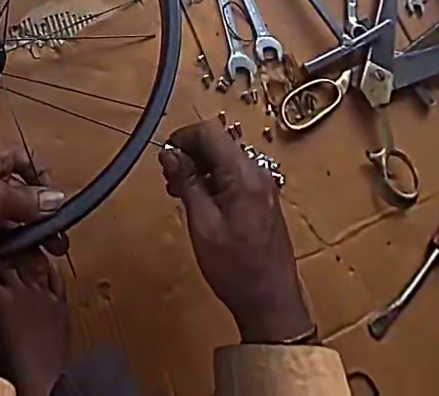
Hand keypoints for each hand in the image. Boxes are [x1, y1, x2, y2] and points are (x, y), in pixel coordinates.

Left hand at [0, 139, 65, 294]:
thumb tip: (58, 198)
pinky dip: (3, 253)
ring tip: (41, 265)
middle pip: (17, 194)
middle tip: (59, 247)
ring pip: (4, 222)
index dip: (43, 179)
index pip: (24, 159)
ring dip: (24, 242)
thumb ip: (27, 200)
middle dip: (39, 219)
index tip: (59, 207)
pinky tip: (18, 270)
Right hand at [160, 122, 311, 343]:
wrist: (272, 307)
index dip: (182, 137)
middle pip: (217, 142)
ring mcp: (263, 186)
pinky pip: (232, 173)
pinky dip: (212, 178)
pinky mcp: (262, 199)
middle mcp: (257, 173)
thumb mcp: (202, 223)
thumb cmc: (235, 268)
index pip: (209, 132)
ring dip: (199, 165)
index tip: (165, 158)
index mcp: (244, 175)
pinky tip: (199, 200)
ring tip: (180, 190)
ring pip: (223, 157)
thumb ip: (186, 181)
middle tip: (170, 178)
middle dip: (189, 152)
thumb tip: (168, 152)